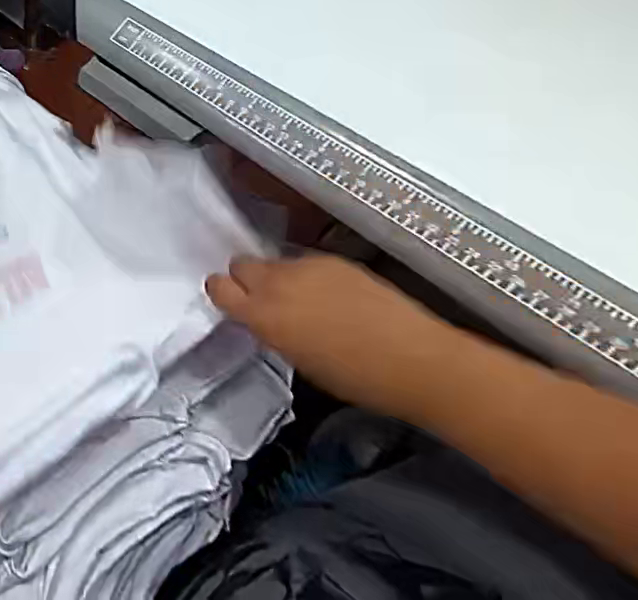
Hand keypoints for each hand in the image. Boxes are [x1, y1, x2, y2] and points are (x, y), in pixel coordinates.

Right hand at [206, 254, 462, 418]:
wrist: (419, 361)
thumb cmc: (358, 378)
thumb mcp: (299, 360)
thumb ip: (271, 331)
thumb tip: (263, 319)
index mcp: (263, 315)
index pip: (218, 286)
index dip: (223, 293)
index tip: (235, 303)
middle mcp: (276, 283)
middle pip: (240, 264)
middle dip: (247, 279)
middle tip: (269, 301)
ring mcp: (305, 266)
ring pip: (274, 262)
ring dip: (280, 277)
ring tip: (308, 300)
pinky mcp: (333, 259)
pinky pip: (305, 262)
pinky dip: (309, 275)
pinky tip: (335, 297)